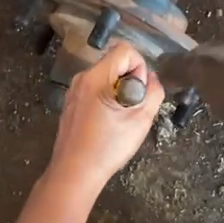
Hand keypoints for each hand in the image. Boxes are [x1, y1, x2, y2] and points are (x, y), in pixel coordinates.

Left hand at [46, 42, 163, 194]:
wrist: (74, 172)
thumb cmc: (108, 146)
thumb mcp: (141, 120)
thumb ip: (152, 93)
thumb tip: (150, 78)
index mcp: (97, 76)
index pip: (125, 50)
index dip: (139, 67)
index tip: (140, 92)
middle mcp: (82, 77)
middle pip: (114, 62)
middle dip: (130, 80)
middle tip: (133, 107)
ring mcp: (74, 90)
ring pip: (105, 77)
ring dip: (119, 90)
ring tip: (121, 118)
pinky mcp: (71, 103)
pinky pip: (94, 89)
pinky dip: (106, 99)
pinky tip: (107, 123)